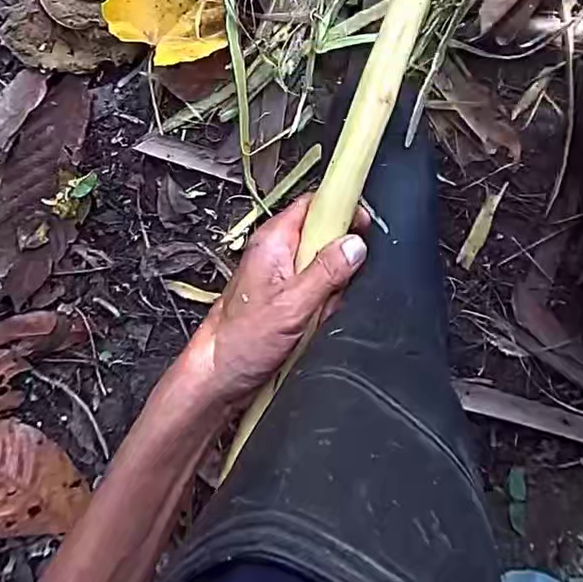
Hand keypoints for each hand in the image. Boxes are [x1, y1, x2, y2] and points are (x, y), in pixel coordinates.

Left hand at [172, 193, 368, 407]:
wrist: (219, 377)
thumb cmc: (238, 341)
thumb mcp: (292, 304)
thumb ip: (327, 272)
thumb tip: (355, 245)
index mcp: (274, 241)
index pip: (314, 204)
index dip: (342, 208)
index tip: (364, 225)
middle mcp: (277, 253)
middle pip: (326, 239)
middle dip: (338, 266)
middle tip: (331, 290)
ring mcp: (282, 276)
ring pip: (326, 270)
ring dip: (330, 293)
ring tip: (313, 315)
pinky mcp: (287, 298)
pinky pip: (319, 294)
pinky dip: (322, 309)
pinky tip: (311, 326)